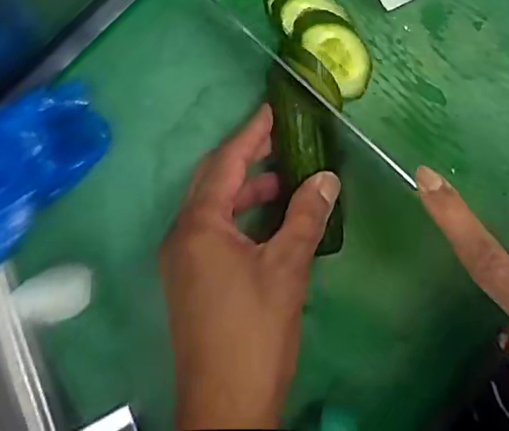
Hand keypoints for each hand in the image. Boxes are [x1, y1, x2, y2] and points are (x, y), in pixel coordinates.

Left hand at [161, 104, 340, 428]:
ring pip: (213, 206)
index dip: (251, 133)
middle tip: (280, 136)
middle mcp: (182, 235)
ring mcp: (183, 260)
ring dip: (246, 187)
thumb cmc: (253, 333)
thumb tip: (326, 177)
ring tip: (285, 177)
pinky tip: (270, 218)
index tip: (272, 108)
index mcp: (198, 225)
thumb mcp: (286, 269)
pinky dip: (241, 214)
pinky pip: (213, 228)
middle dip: (246, 155)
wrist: (225, 409)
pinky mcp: (191, 280)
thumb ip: (305, 217)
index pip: (225, 163)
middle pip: (213, 179)